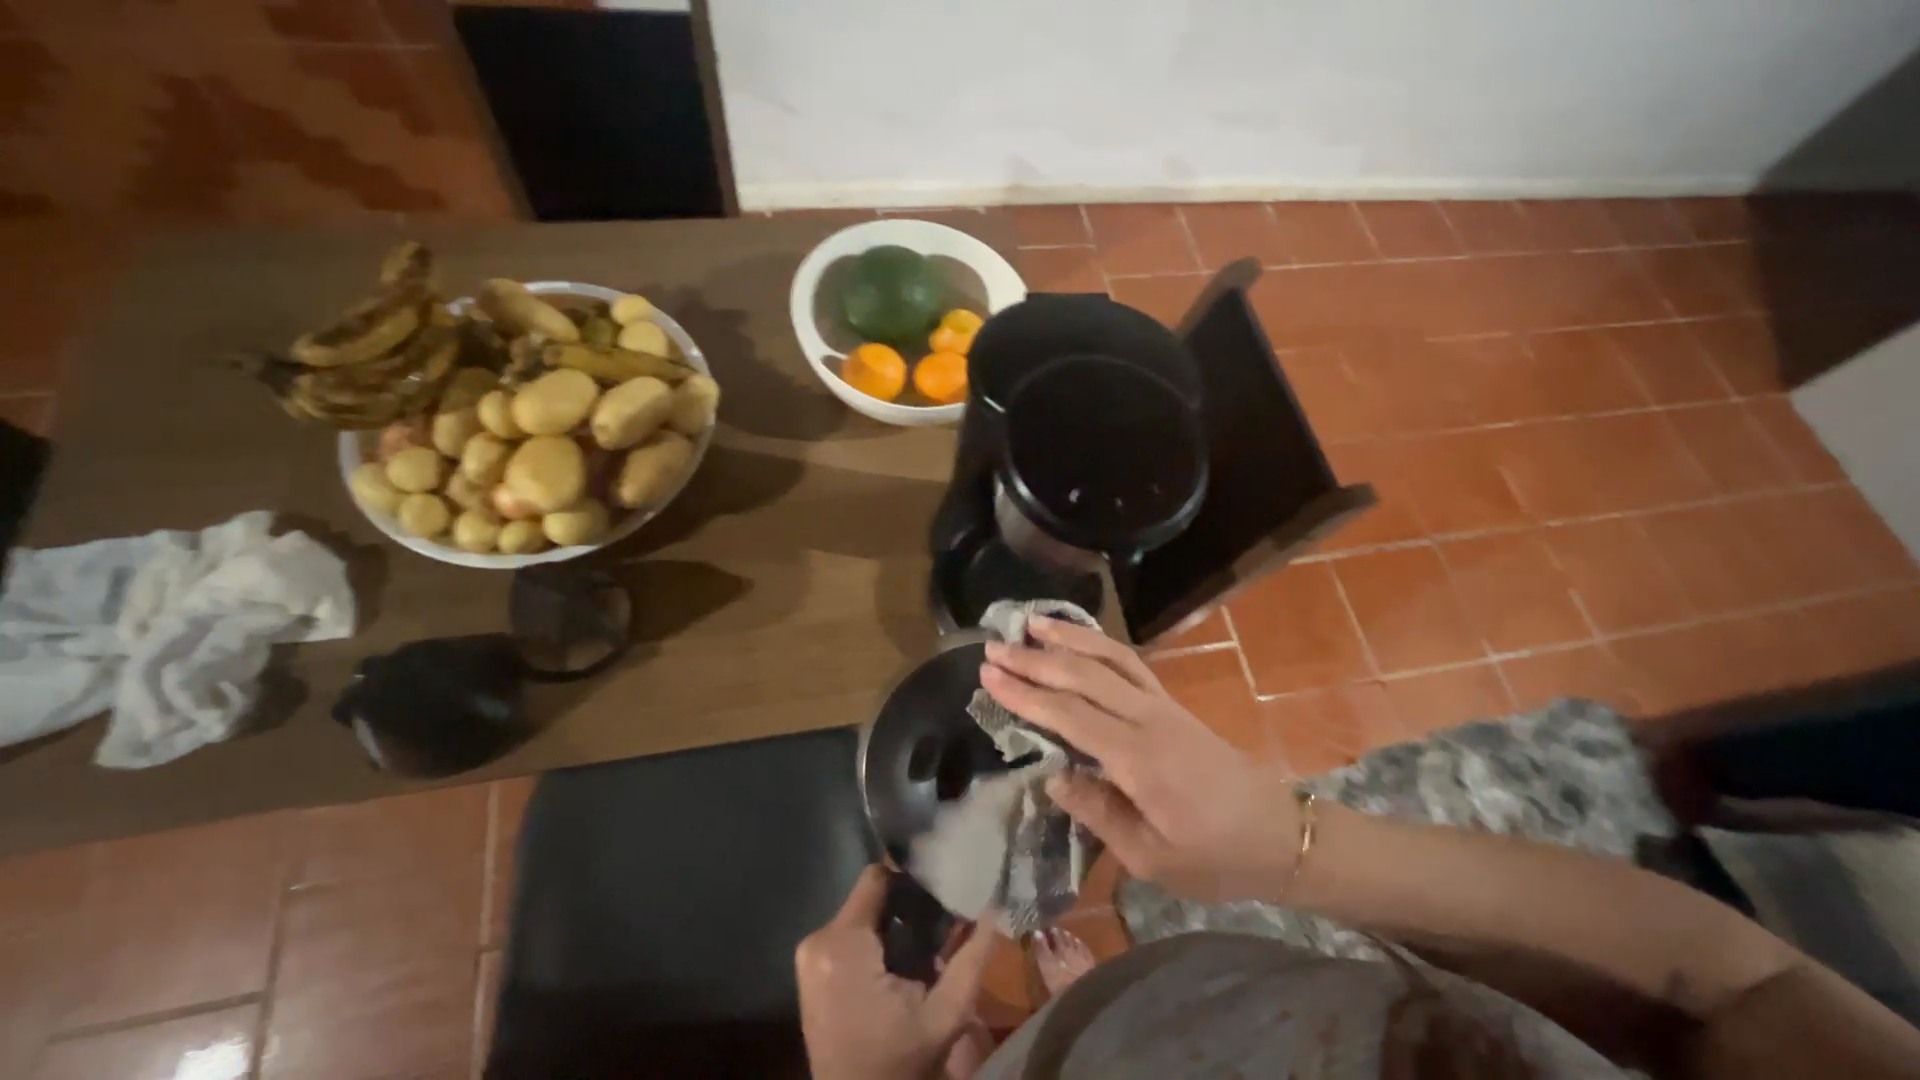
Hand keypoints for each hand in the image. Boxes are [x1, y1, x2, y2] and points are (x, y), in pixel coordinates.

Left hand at [797, 865, 999, 1079]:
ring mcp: (808, 956)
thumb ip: (971, 956)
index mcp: (842, 943)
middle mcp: (817, 939)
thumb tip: (996, 906)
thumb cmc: (899, 1063)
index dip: (912, 879)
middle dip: (907, 906)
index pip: (877, 877)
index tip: (942, 891)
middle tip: (942, 923)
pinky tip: (901, 963)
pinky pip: (848, 936)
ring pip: (860, 915)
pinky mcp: (809, 971)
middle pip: (869, 897)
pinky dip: (876, 942)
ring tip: (926, 945)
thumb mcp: (945, 1013)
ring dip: (893, 925)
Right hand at [981, 616, 1300, 901]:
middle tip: (993, 647)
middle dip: (1035, 660)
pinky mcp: (1174, 707)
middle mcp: (1149, 720)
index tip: (989, 675)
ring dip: (1069, 638)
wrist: (1282, 837)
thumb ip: (1099, 813)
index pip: (1070, 715)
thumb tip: (1054, 776)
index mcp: (1139, 759)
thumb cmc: (1215, 859)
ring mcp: (1164, 708)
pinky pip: (1132, 664)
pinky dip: (1101, 645)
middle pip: (1084, 676)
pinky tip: (1080, 640)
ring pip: (1110, 658)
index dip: (1026, 695)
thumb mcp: (1151, 858)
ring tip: (1032, 623)